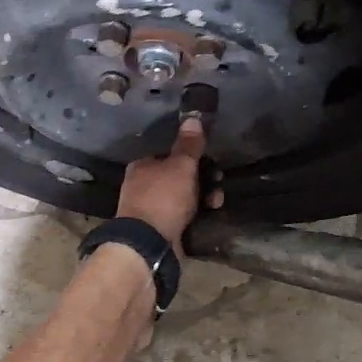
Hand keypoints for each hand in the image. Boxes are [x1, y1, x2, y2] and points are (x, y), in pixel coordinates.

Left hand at [116, 117, 223, 254]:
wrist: (149, 244)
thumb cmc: (163, 198)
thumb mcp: (181, 166)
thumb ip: (189, 145)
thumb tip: (193, 118)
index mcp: (142, 166)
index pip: (168, 154)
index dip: (191, 156)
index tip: (210, 160)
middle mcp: (143, 186)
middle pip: (178, 177)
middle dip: (202, 179)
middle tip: (218, 182)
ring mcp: (151, 210)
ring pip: (183, 198)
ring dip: (203, 198)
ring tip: (216, 202)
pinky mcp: (160, 230)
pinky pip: (183, 217)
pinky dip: (196, 215)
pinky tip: (209, 216)